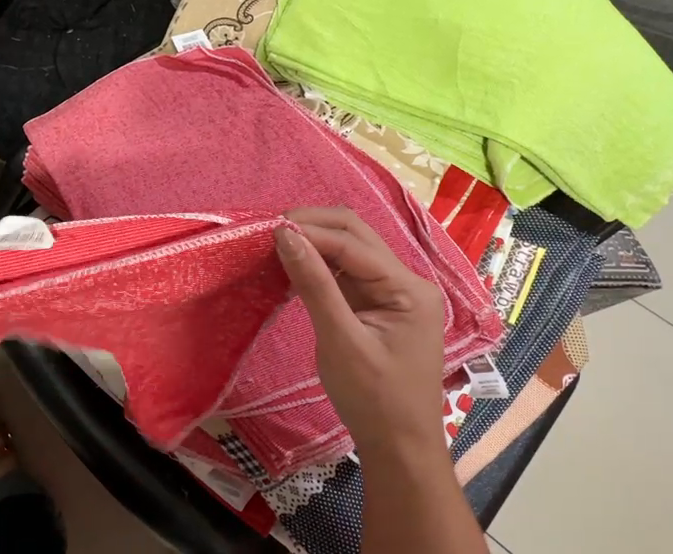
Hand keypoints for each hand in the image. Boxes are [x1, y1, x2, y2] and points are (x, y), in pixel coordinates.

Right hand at [274, 207, 446, 461]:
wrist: (399, 447)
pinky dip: (313, 261)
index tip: (263, 231)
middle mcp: (405, 281)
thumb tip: (284, 234)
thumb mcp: (341, 341)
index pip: (352, 243)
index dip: (308, 231)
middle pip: (353, 232)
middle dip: (309, 225)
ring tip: (270, 246)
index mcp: (408, 289)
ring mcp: (390, 291)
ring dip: (309, 241)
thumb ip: (315, 284)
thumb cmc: (374, 398)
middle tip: (265, 232)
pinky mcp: (373, 302)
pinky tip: (288, 265)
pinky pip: (341, 268)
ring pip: (345, 246)